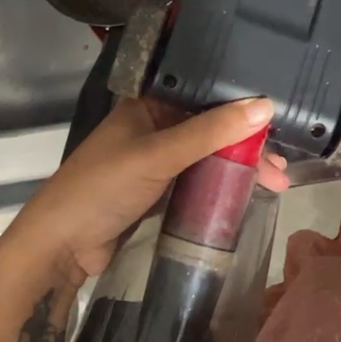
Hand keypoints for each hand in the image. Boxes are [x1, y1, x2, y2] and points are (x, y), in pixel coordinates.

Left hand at [0, 97, 289, 286]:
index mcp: (149, 105)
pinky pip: (200, 180)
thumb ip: (210, 132)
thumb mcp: (159, 155)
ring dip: (241, 167)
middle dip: (249, 146)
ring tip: (276, 184)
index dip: (242, 108)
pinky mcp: (160, 190)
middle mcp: (155, 127)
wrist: (60, 246)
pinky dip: (224, 185)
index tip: (279, 124)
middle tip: (280, 169)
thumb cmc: (102, 188)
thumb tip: (264, 106)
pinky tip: (248, 194)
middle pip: (213, 128)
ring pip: (210, 155)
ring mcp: (157, 160)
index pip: (205, 95)